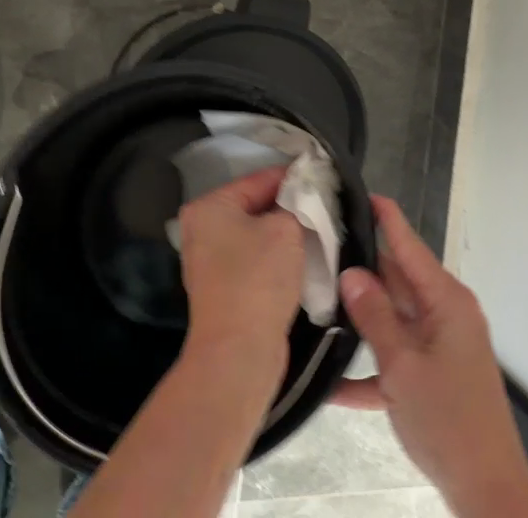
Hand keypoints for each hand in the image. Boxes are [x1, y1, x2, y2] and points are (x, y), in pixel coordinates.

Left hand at [178, 166, 305, 371]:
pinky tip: (303, 260)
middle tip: (326, 207)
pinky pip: (255, 260)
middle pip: (256, 207)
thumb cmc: (259, 278)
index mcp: (209, 206)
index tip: (325, 178)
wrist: (238, 349)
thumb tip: (301, 198)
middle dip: (290, 208)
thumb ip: (296, 205)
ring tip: (319, 232)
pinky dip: (276, 258)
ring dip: (285, 235)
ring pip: (257, 235)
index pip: (260, 178)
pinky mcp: (222, 288)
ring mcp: (209, 261)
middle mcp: (201, 229)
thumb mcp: (286, 228)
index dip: (295, 177)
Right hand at [333, 197, 527, 517]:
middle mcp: (445, 314)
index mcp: (446, 301)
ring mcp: (440, 345)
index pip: (410, 247)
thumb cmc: (446, 417)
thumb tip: (352, 273)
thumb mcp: (403, 365)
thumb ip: (376, 317)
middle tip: (320, 248)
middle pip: (399, 281)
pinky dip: (370, 368)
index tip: (364, 192)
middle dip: (363, 267)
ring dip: (361, 318)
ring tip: (316, 298)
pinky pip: (396, 359)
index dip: (387, 219)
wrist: (485, 483)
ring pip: (394, 318)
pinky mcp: (433, 375)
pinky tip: (330, 383)